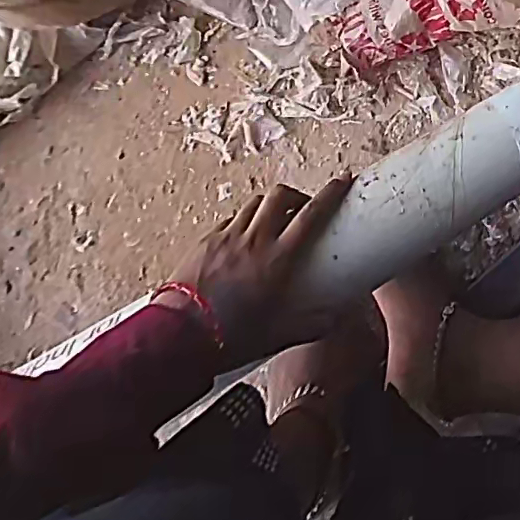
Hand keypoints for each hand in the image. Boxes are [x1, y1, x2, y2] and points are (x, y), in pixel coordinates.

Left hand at [158, 178, 353, 364]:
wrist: (177, 337)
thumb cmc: (229, 337)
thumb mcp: (278, 335)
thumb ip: (310, 325)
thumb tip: (334, 320)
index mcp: (278, 259)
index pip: (311, 214)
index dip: (330, 194)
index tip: (342, 181)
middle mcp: (254, 240)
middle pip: (280, 196)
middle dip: (296, 195)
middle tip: (303, 209)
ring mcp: (227, 238)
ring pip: (255, 203)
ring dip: (269, 206)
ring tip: (274, 222)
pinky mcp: (206, 242)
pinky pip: (231, 220)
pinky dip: (244, 222)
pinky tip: (244, 240)